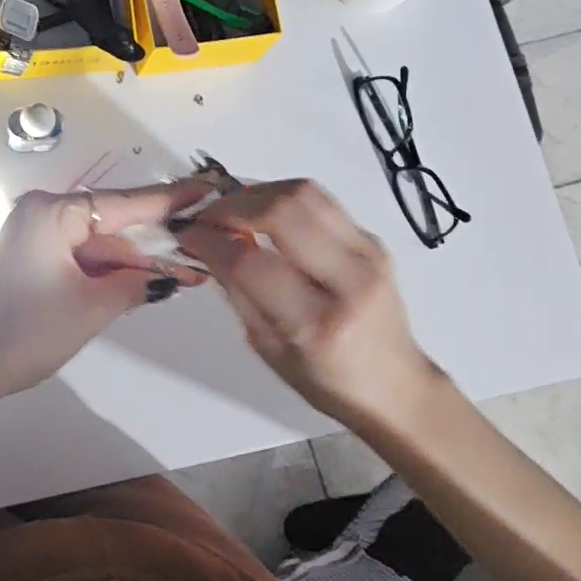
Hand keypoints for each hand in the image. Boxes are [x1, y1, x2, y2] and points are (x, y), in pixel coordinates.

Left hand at [0, 180, 212, 396]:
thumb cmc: (28, 332)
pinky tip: (144, 280)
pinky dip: (108, 270)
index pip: (123, 202)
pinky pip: (79, 255)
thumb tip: (169, 275)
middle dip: (156, 240)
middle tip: (204, 241)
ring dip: (134, 261)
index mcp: (51, 212)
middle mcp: (40, 212)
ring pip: (97, 242)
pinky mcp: (30, 258)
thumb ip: (135, 283)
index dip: (169, 199)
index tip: (207, 187)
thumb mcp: (92, 307)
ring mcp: (32, 235)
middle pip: (111, 221)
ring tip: (186, 271)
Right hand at [175, 180, 440, 427]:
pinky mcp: (374, 240)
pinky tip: (263, 216)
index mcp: (316, 323)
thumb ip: (237, 292)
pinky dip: (282, 200)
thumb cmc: (325, 381)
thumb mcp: (267, 347)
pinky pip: (321, 202)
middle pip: (284, 211)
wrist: (396, 386)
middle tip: (207, 216)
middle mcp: (349, 280)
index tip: (185, 233)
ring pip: (306, 193)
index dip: (209, 239)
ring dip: (258, 193)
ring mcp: (369, 254)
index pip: (250, 262)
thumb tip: (205, 246)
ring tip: (233, 210)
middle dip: (233, 205)